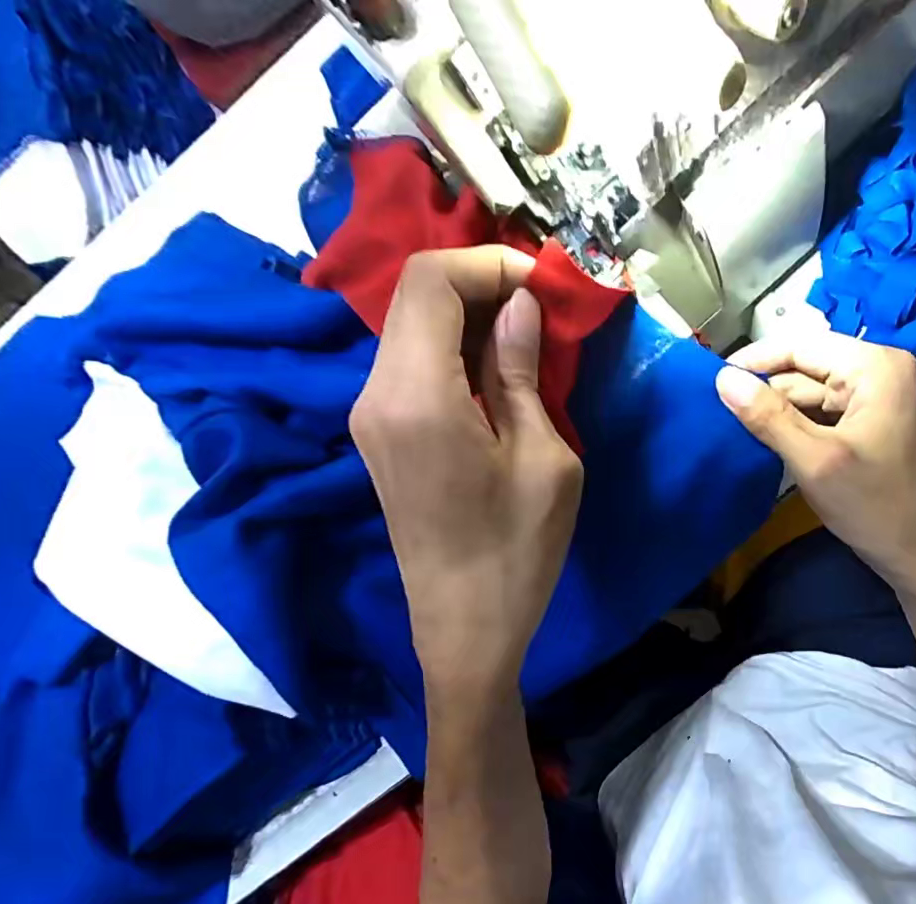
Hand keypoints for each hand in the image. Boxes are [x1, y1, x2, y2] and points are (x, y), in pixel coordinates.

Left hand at [351, 247, 582, 695]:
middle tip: (543, 306)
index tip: (544, 285)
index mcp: (416, 395)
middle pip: (415, 297)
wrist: (465, 627)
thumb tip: (518, 307)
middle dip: (481, 284)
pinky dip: (453, 350)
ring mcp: (370, 416)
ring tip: (529, 337)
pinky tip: (497, 372)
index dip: (489, 263)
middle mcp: (376, 393)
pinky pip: (411, 366)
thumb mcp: (545, 459)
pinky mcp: (380, 436)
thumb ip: (522, 372)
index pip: (430, 281)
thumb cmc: (517, 551)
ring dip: (469, 318)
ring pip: (411, 328)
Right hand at [715, 333, 915, 598]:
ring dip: (778, 408)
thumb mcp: (814, 460)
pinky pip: (825, 410)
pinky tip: (768, 437)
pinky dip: (797, 422)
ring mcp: (878, 396)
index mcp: (875, 366)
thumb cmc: (873, 507)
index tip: (711, 380)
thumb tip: (722, 379)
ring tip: (734, 425)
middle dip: (765, 388)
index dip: (755, 360)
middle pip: (807, 366)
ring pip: (812, 390)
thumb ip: (768, 416)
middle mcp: (881, 370)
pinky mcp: (872, 420)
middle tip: (718, 409)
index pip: (802, 346)